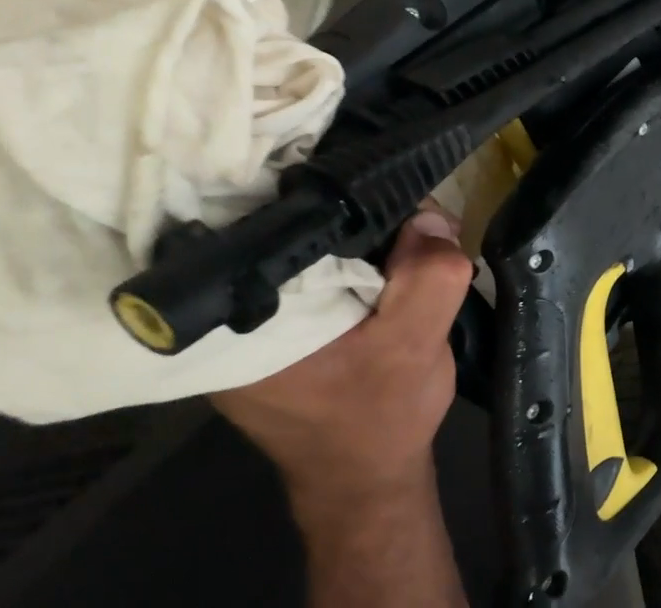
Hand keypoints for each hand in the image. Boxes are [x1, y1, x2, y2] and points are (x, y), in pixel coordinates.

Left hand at [211, 208, 474, 504]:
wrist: (368, 478)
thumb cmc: (380, 417)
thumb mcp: (414, 344)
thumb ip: (427, 277)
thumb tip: (430, 216)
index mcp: (241, 317)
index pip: (276, 226)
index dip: (333, 194)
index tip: (385, 182)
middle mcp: (230, 314)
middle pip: (295, 233)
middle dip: (360, 217)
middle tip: (416, 216)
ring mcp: (253, 322)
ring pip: (310, 250)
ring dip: (364, 240)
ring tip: (411, 238)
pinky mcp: (280, 327)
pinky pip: (317, 274)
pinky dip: (357, 263)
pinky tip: (392, 265)